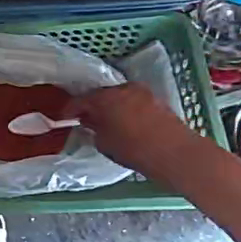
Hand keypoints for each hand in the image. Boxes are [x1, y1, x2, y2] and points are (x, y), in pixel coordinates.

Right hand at [67, 83, 205, 185]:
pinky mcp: (157, 101)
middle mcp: (123, 89)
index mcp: (105, 97)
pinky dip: (126, 109)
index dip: (70, 109)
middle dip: (92, 106)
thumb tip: (90, 122)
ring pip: (119, 97)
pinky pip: (133, 102)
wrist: (176, 153)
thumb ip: (94, 129)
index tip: (64, 118)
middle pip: (101, 95)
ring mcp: (143, 93)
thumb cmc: (133, 149)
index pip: (80, 100)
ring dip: (111, 107)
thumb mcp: (104, 143)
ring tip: (106, 122)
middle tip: (84, 119)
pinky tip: (125, 123)